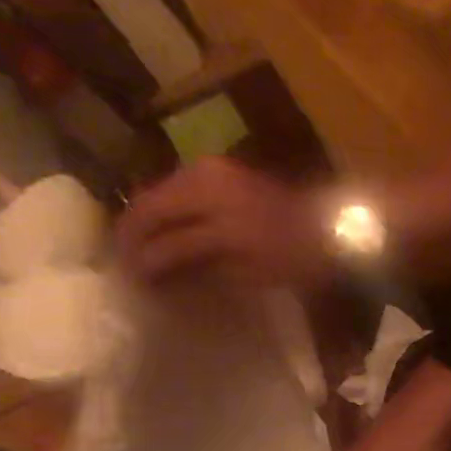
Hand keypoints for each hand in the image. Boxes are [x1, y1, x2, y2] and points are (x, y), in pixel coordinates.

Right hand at [117, 157, 329, 288]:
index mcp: (219, 220)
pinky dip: (163, 206)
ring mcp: (211, 170)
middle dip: (132, 236)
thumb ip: (199, 269)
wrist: (329, 226)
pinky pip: (175, 185)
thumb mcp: (249, 275)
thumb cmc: (295, 258)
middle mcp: (207, 185)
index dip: (144, 265)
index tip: (131, 282)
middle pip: (150, 207)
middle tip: (121, 261)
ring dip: (143, 218)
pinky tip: (160, 228)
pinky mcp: (217, 168)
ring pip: (158, 191)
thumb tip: (161, 273)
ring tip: (135, 247)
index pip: (165, 242)